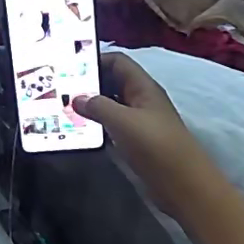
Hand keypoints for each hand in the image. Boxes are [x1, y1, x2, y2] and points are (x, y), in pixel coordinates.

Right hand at [73, 53, 216, 204]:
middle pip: (113, 82)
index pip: (118, 62)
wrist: (182, 183)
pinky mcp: (136, 142)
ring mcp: (140, 121)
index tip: (69, 67)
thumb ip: (99, 106)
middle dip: (90, 84)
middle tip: (60, 89)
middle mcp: (141, 100)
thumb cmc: (155, 145)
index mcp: (143, 87)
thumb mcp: (123, 121)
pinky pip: (113, 126)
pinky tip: (79, 130)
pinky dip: (97, 125)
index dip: (96, 60)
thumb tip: (76, 98)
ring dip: (91, 106)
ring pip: (112, 105)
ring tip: (64, 108)